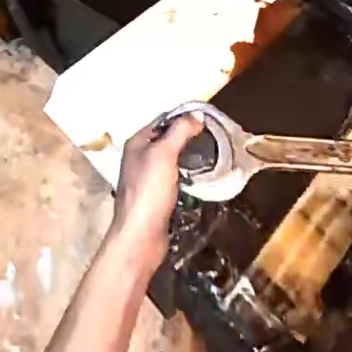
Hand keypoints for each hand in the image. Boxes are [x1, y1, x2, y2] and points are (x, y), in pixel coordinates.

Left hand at [106, 113, 202, 267]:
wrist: (140, 237)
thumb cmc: (149, 191)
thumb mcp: (164, 154)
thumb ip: (180, 132)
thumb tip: (197, 114)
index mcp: (137, 142)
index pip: (163, 120)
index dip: (183, 118)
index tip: (207, 120)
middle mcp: (139, 156)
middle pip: (167, 139)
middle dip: (188, 137)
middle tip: (213, 138)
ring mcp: (146, 177)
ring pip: (171, 159)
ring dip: (188, 156)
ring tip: (211, 155)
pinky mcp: (155, 196)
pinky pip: (173, 177)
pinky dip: (185, 174)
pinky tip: (199, 177)